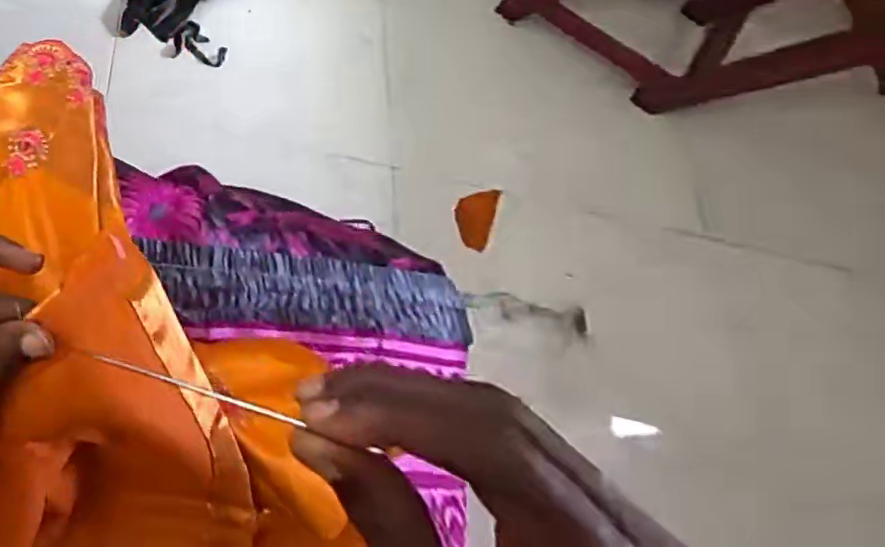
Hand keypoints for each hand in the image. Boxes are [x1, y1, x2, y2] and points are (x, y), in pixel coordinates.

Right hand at [291, 365, 685, 546]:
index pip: (490, 439)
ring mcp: (608, 500)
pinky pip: (502, 433)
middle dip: (389, 395)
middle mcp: (617, 510)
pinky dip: (430, 415)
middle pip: (491, 413)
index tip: (313, 415)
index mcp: (592, 544)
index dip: (394, 414)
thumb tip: (310, 438)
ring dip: (402, 397)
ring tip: (331, 401)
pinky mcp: (583, 496)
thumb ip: (388, 524)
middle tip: (310, 397)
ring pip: (494, 413)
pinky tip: (382, 417)